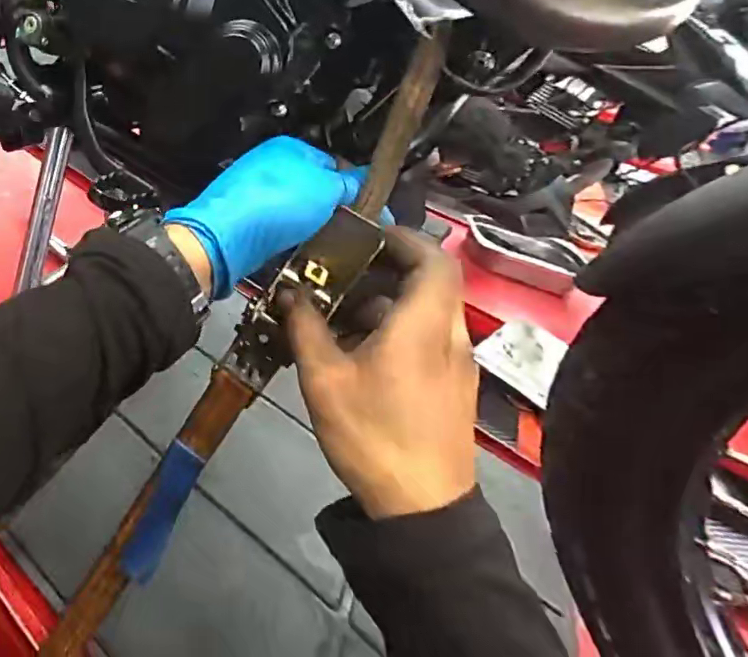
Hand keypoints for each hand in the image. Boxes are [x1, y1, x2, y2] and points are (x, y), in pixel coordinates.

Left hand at [165, 137, 367, 297]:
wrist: (222, 239)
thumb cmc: (273, 205)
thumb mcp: (326, 190)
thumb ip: (351, 184)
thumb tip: (368, 180)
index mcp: (289, 147)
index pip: (336, 163)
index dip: (356, 187)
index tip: (372, 211)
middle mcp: (270, 165)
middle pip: (316, 187)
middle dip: (334, 208)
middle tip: (352, 231)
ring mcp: (255, 191)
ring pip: (298, 210)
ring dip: (313, 226)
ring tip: (328, 245)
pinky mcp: (245, 218)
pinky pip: (278, 227)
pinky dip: (291, 238)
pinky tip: (299, 250)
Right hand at [287, 227, 478, 518]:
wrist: (422, 512)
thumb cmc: (373, 434)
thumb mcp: (325, 378)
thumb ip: (306, 327)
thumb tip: (290, 293)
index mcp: (423, 326)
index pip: (435, 259)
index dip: (404, 237)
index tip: (367, 235)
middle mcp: (450, 337)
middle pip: (429, 283)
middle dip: (384, 271)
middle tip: (341, 273)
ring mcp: (457, 365)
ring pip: (425, 312)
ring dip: (385, 303)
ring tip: (338, 316)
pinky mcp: (454, 387)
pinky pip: (428, 338)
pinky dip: (396, 329)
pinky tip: (357, 353)